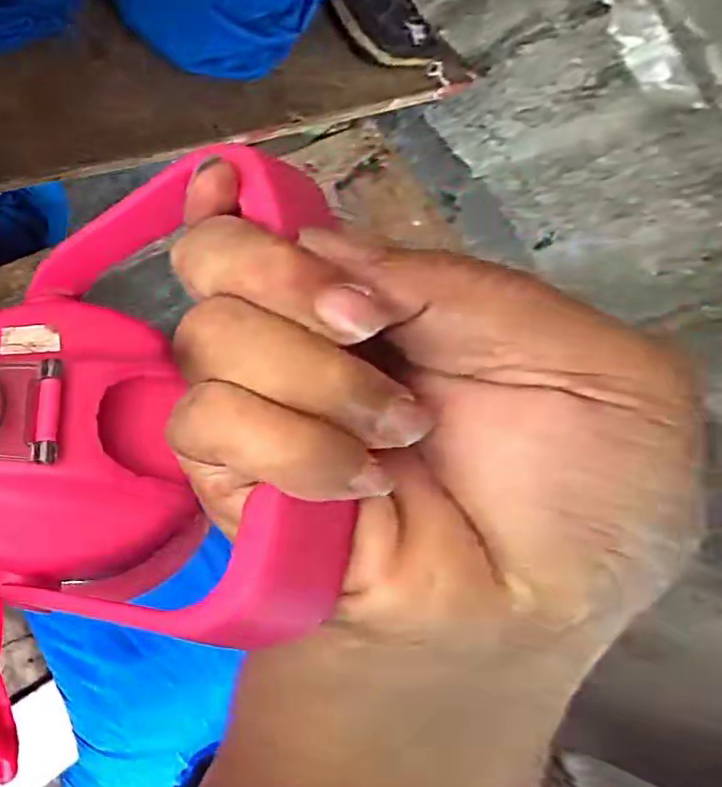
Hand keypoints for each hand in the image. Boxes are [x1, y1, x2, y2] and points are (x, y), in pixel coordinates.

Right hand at [166, 161, 704, 669]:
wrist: (508, 606)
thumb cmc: (566, 492)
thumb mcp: (580, 362)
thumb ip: (452, 286)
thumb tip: (317, 246)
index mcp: (356, 302)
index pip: (263, 232)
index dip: (228, 201)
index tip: (220, 180)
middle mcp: (278, 338)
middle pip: (210, 262)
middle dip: (283, 278)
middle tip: (368, 323)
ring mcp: (232, 398)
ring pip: (210, 338)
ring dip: (319, 383)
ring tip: (395, 437)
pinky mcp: (206, 461)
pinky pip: (210, 418)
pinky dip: (293, 447)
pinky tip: (353, 482)